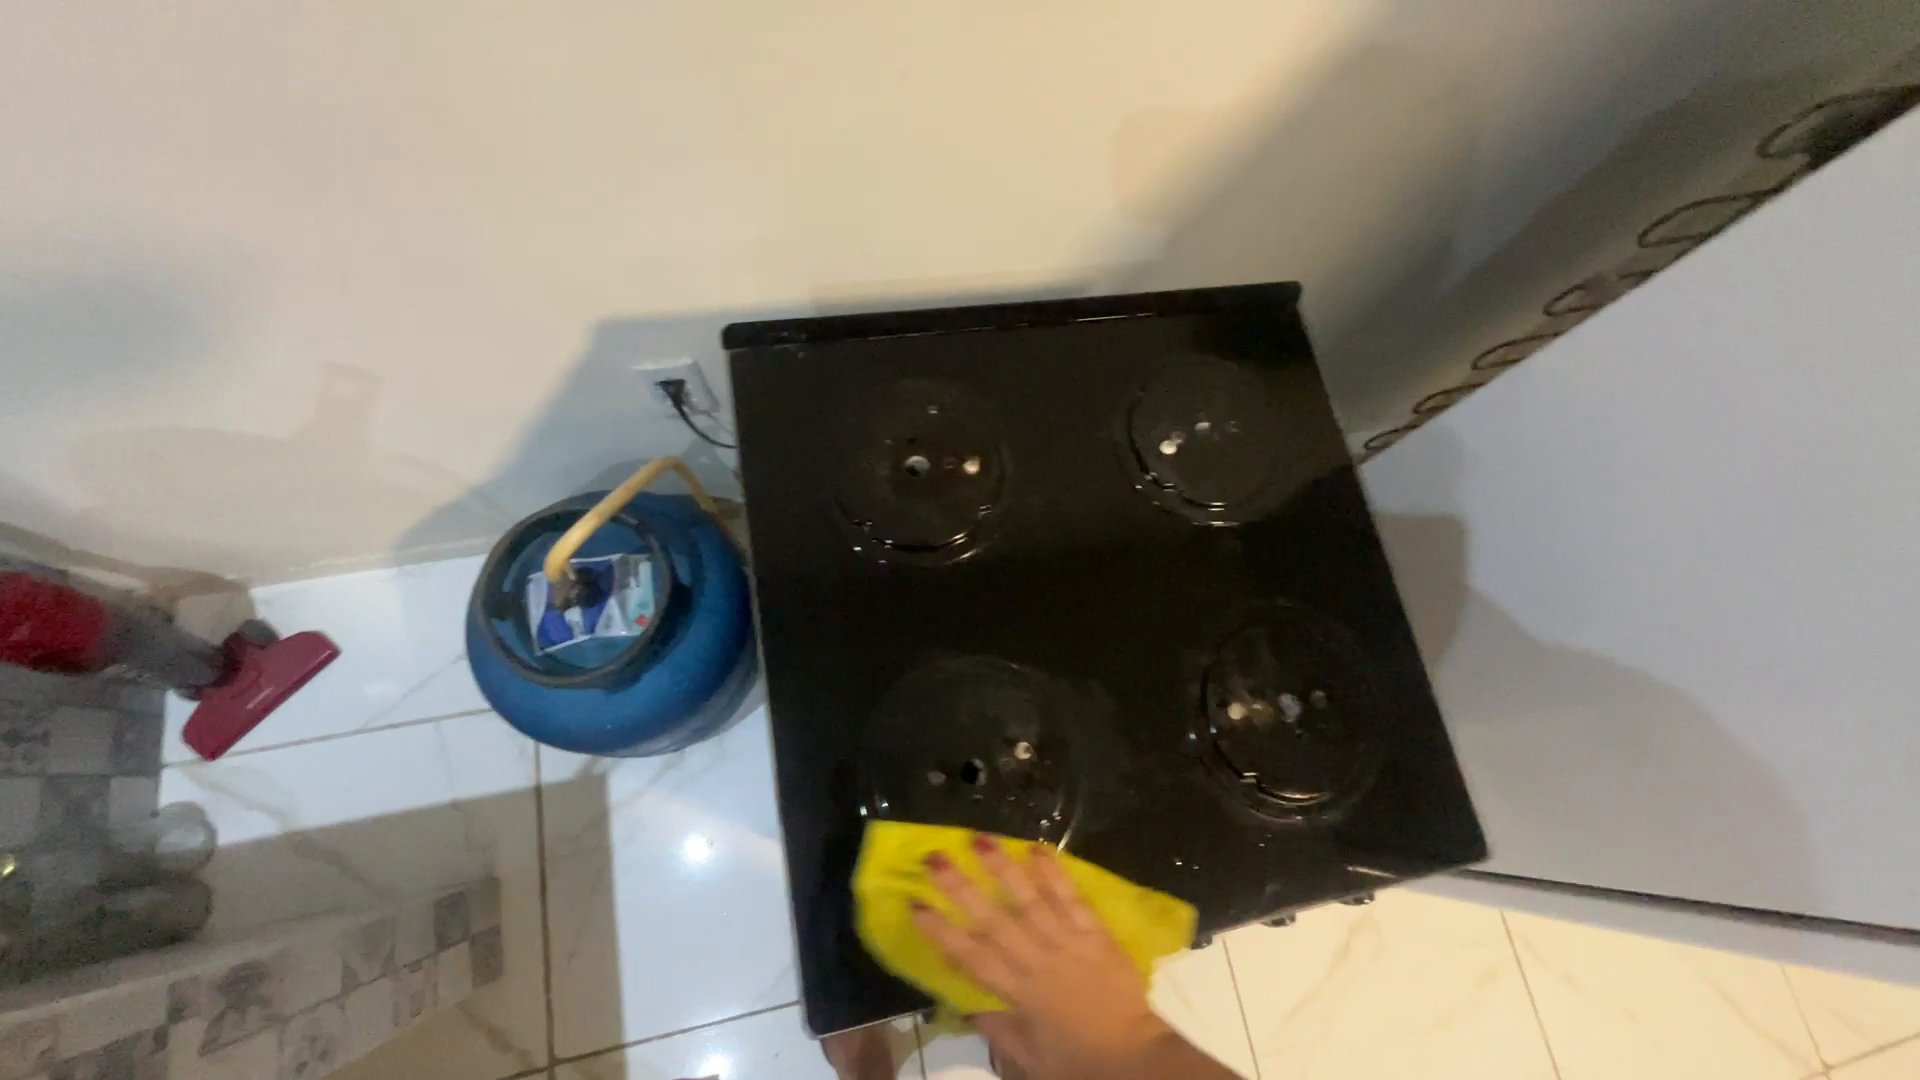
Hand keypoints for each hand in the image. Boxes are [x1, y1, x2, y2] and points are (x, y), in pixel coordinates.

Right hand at [910, 835, 1180, 1079]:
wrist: (1138, 1057)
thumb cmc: (1080, 1061)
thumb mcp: (1031, 1059)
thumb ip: (998, 1030)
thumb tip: (966, 1004)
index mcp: (1020, 993)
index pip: (972, 957)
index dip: (942, 930)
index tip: (916, 904)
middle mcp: (1039, 960)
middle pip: (994, 919)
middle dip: (962, 887)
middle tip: (935, 858)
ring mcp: (1068, 941)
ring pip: (1030, 899)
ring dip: (1003, 868)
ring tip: (980, 839)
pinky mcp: (1095, 932)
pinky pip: (1072, 898)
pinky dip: (1054, 873)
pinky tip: (1036, 849)